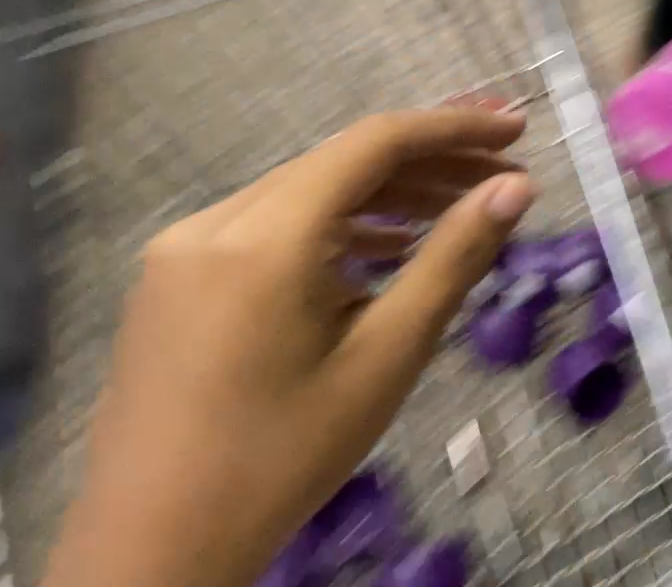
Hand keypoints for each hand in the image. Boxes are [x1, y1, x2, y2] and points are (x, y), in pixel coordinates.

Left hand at [42, 108, 538, 586]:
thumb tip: (516, 186)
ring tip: (462, 208)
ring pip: (312, 189)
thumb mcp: (390, 353)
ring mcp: (185, 250)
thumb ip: (456, 256)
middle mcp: (213, 223)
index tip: (518, 130)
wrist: (152, 553)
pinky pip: (278, 223)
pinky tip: (391, 248)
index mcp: (263, 238)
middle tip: (505, 172)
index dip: (455, 127)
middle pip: (344, 160)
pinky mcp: (178, 279)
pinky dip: (345, 223)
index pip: (375, 143)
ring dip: (393, 191)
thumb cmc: (284, 452)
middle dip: (433, 159)